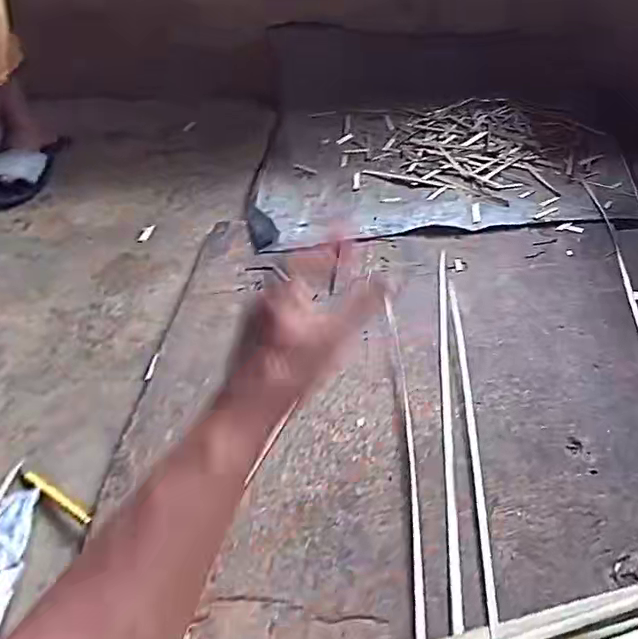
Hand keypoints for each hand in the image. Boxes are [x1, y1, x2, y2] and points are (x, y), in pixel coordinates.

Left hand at [218, 239, 385, 425]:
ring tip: (332, 284)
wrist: (249, 408)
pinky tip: (314, 318)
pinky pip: (283, 307)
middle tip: (343, 255)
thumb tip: (389, 283)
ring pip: (291, 290)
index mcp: (284, 294)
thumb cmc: (286, 374)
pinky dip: (303, 303)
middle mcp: (265, 301)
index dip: (331, 243)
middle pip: (299, 271)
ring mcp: (256, 318)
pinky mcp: (254, 335)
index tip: (345, 230)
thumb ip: (365, 304)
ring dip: (313, 284)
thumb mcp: (337, 336)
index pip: (309, 256)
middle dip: (323, 263)